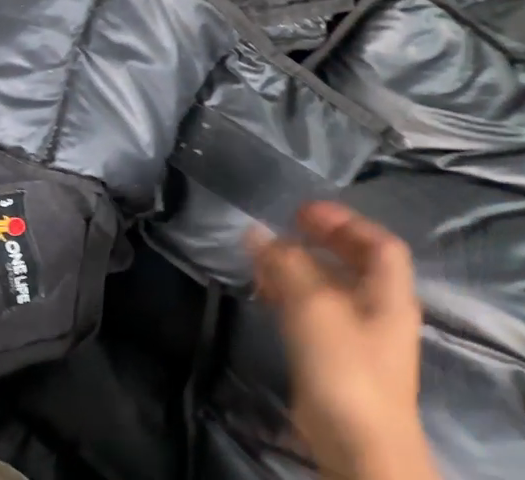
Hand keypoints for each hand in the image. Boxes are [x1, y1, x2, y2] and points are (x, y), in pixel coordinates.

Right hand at [247, 202, 433, 479]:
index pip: (379, 245)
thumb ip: (285, 264)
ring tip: (258, 251)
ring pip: (328, 283)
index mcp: (387, 295)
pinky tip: (261, 287)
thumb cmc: (343, 363)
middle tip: (278, 223)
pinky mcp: (329, 348)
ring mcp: (354, 330)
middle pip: (354, 263)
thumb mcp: (313, 304)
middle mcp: (376, 308)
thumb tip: (257, 230)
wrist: (354, 434)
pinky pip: (310, 305)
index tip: (300, 209)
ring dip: (296, 262)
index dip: (344, 221)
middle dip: (319, 239)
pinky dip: (287, 288)